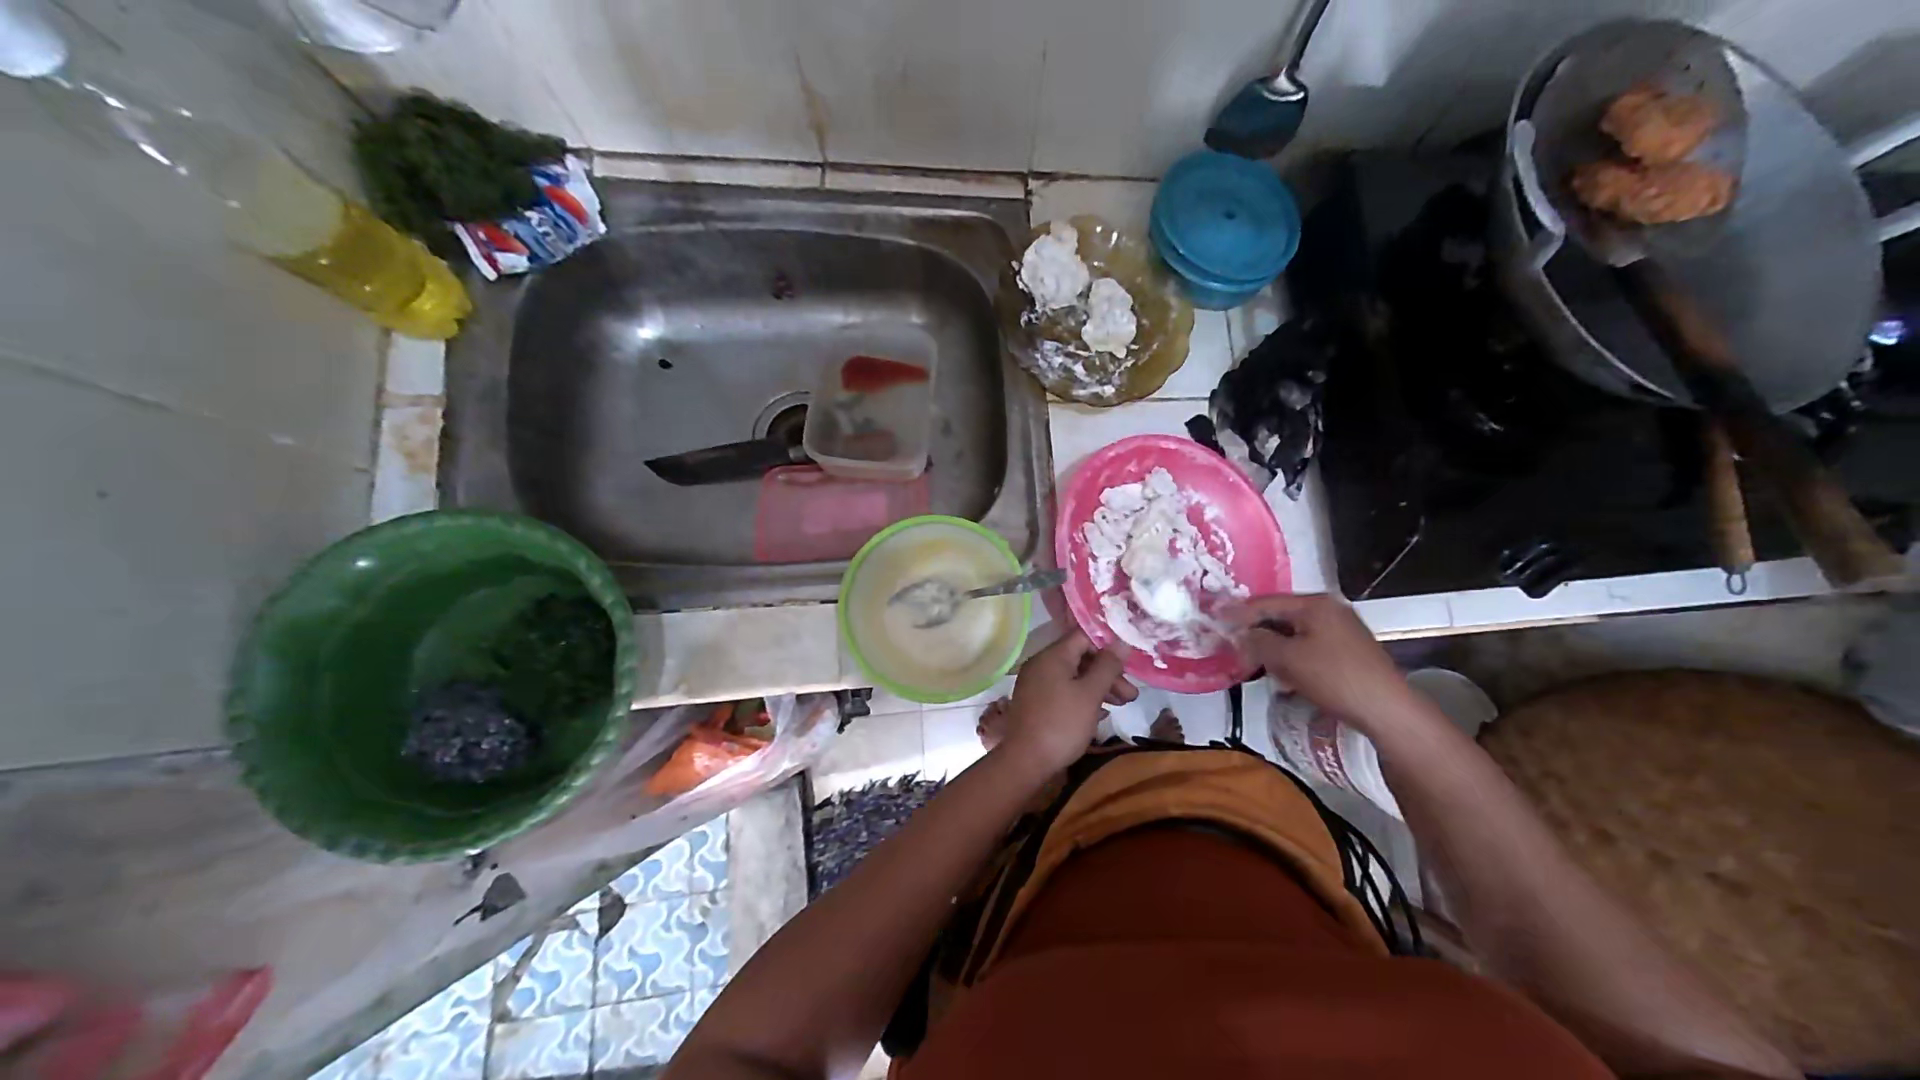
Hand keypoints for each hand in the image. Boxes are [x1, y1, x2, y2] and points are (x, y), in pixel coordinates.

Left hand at [997, 629, 1137, 773]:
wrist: (1026, 760)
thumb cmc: (1062, 723)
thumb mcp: (1090, 694)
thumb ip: (1107, 666)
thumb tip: (1121, 642)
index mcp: (1053, 655)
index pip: (1083, 636)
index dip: (1108, 646)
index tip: (1128, 663)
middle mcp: (1041, 664)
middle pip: (1080, 658)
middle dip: (1107, 673)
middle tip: (1130, 693)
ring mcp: (1036, 684)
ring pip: (1073, 677)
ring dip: (1099, 687)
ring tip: (1122, 704)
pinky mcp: (1036, 702)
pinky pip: (1064, 691)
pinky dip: (1083, 697)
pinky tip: (1100, 713)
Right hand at [1226, 593, 1415, 728]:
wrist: (1386, 710)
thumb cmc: (1334, 678)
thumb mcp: (1288, 658)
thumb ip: (1258, 641)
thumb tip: (1240, 633)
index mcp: (1315, 604)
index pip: (1266, 602)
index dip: (1238, 613)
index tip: (1215, 620)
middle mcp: (1330, 609)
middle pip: (1280, 616)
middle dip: (1256, 632)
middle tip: (1233, 645)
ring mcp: (1341, 629)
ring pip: (1294, 633)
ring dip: (1273, 647)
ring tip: (1254, 663)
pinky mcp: (1348, 650)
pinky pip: (1308, 645)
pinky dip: (1291, 656)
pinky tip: (1283, 674)